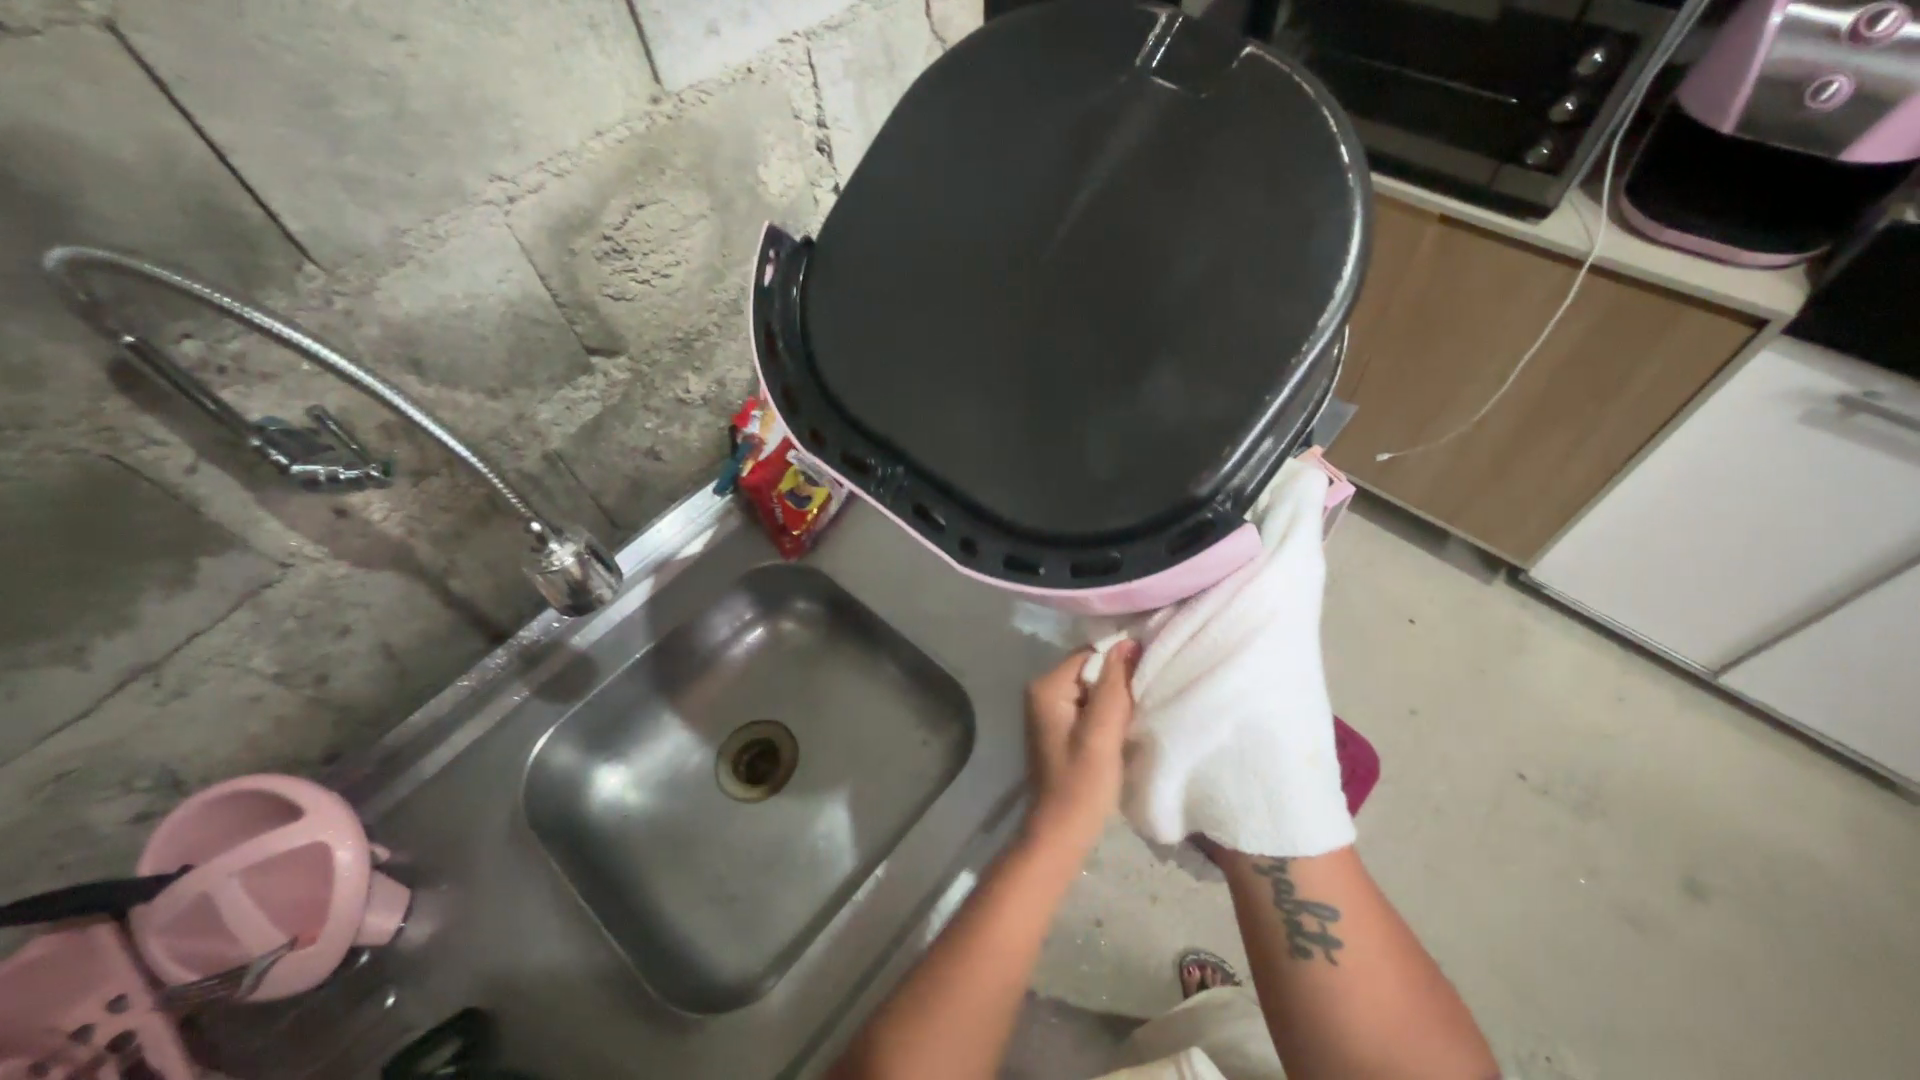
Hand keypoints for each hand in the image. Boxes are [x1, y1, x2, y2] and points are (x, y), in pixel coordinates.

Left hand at [1023, 642, 1138, 853]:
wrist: (1061, 831)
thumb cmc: (1082, 783)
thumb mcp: (1102, 731)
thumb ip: (1115, 685)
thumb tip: (1129, 642)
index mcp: (1046, 687)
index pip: (1091, 654)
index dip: (1120, 664)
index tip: (1148, 677)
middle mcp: (1042, 692)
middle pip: (1091, 670)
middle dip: (1118, 683)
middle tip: (1144, 700)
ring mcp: (1049, 711)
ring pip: (1092, 690)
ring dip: (1115, 701)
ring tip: (1137, 714)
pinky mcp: (1060, 729)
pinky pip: (1089, 708)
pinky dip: (1107, 716)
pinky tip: (1121, 731)